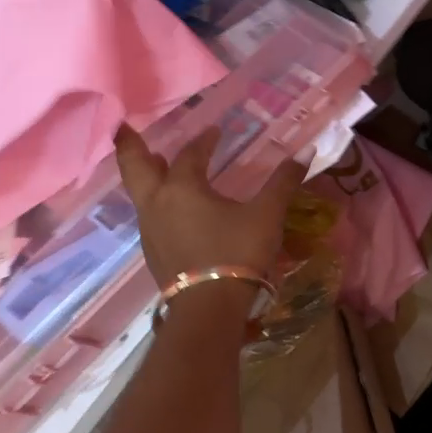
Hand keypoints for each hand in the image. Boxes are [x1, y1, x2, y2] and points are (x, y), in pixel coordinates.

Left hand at [113, 124, 303, 287]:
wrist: (210, 304)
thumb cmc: (238, 249)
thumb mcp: (268, 211)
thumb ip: (284, 180)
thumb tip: (307, 149)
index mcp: (182, 189)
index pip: (190, 156)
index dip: (204, 141)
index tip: (215, 130)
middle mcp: (157, 205)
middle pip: (136, 170)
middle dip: (130, 148)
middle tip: (124, 129)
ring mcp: (151, 230)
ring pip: (139, 193)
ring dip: (145, 174)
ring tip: (155, 162)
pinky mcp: (155, 250)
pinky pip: (149, 212)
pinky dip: (155, 197)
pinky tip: (172, 202)